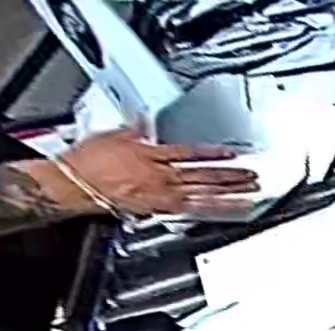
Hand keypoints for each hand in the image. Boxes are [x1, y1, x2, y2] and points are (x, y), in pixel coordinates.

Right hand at [58, 129, 257, 216]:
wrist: (79, 183)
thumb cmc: (89, 161)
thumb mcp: (110, 137)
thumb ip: (134, 130)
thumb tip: (144, 120)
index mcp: (150, 154)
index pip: (188, 152)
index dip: (212, 152)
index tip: (230, 153)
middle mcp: (164, 174)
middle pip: (205, 173)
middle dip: (232, 174)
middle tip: (252, 174)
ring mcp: (170, 191)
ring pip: (210, 190)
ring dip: (235, 189)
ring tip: (254, 188)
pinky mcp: (172, 206)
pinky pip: (204, 207)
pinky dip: (226, 206)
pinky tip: (241, 205)